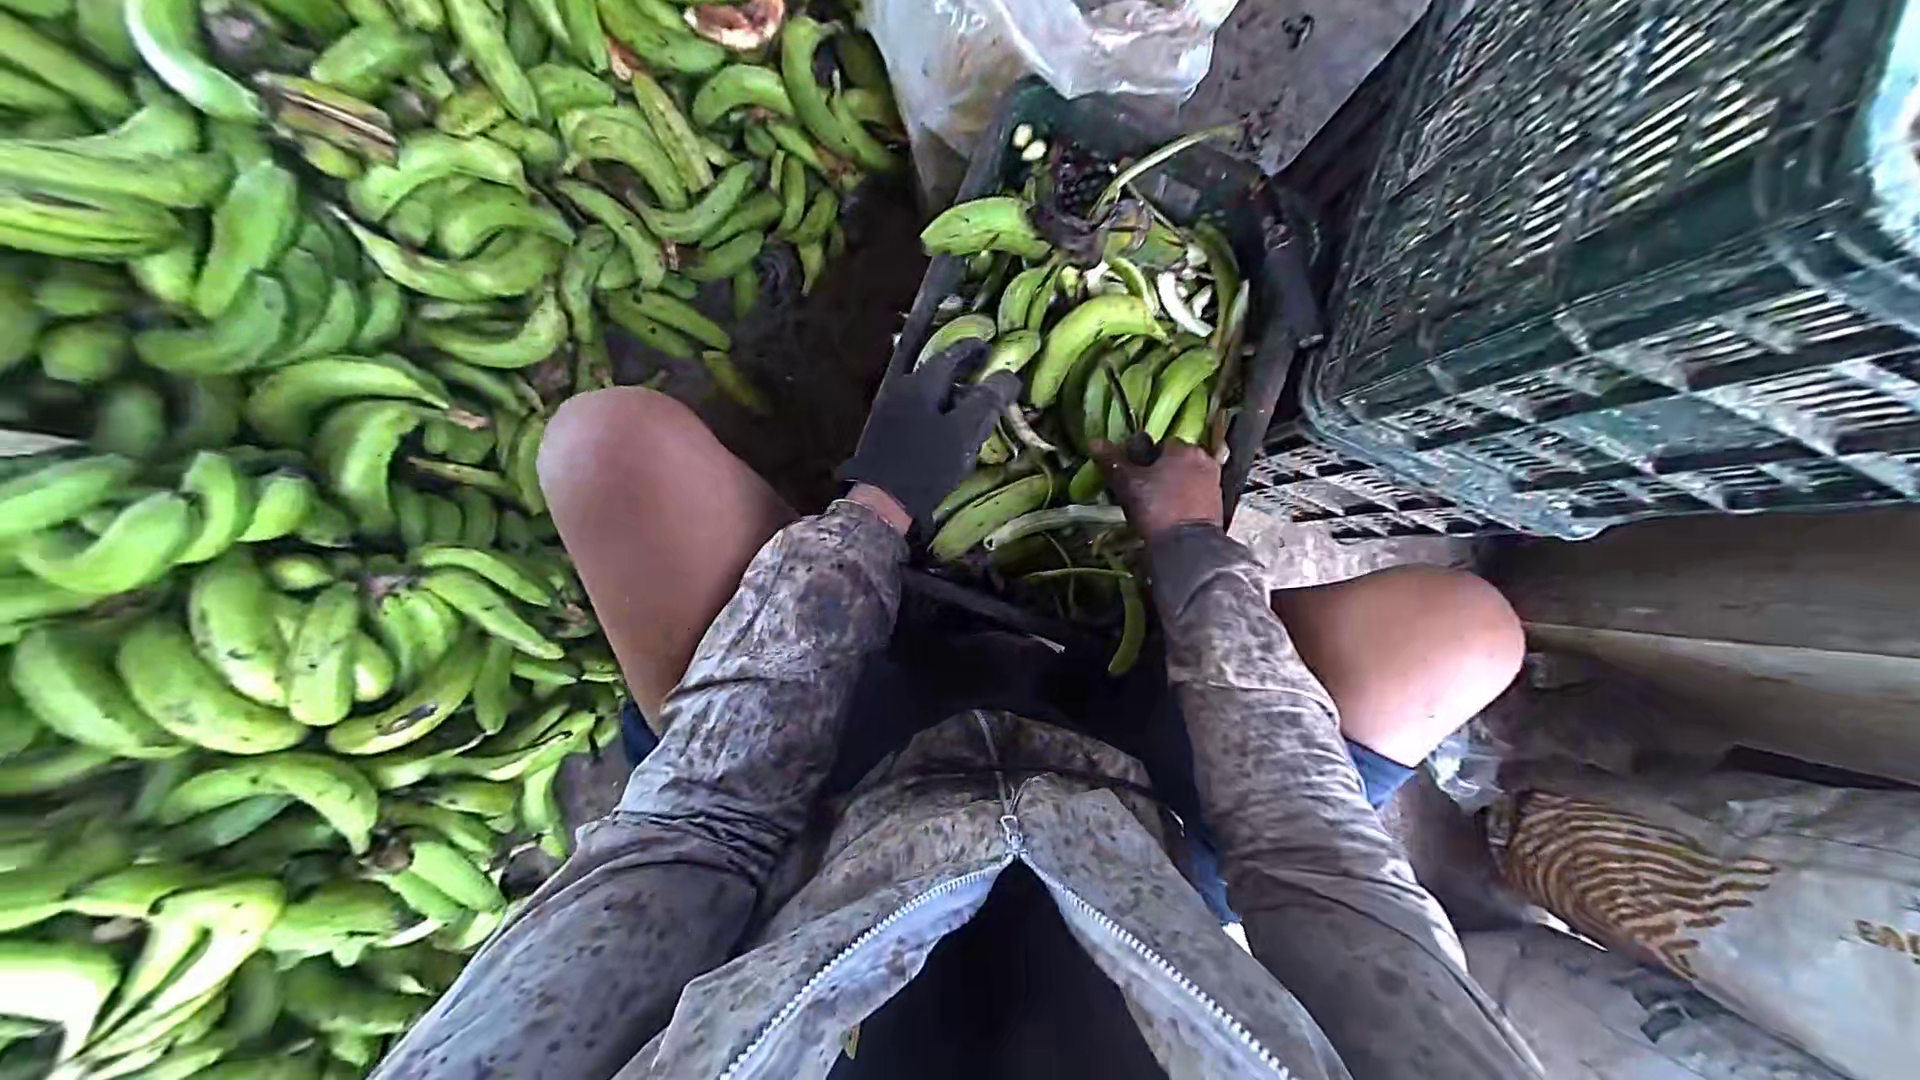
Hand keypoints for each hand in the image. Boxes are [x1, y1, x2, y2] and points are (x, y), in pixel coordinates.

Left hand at [839, 340, 1019, 525]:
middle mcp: (899, 389)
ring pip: (919, 388)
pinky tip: (939, 421)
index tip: (988, 347)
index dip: (971, 350)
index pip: (950, 356)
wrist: (880, 500)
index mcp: (920, 384)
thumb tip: (1008, 377)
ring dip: (940, 387)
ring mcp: (887, 409)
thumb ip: (985, 403)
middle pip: (929, 368)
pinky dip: (930, 405)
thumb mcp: (962, 434)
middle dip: (951, 364)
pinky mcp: (882, 430)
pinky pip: (911, 406)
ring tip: (961, 396)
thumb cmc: (925, 464)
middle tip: (972, 366)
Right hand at [1092, 438, 1222, 541]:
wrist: (1187, 546)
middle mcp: (1203, 459)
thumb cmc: (1156, 508)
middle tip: (1140, 491)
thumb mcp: (1128, 484)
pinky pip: (1193, 494)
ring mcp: (1213, 482)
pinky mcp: (1217, 503)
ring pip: (1183, 477)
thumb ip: (1112, 461)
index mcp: (1183, 448)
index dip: (1141, 458)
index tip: (1131, 475)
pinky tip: (1168, 513)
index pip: (1158, 444)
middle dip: (1157, 471)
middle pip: (1173, 460)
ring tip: (1152, 504)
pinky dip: (1181, 499)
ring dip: (1169, 485)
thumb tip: (1093, 442)